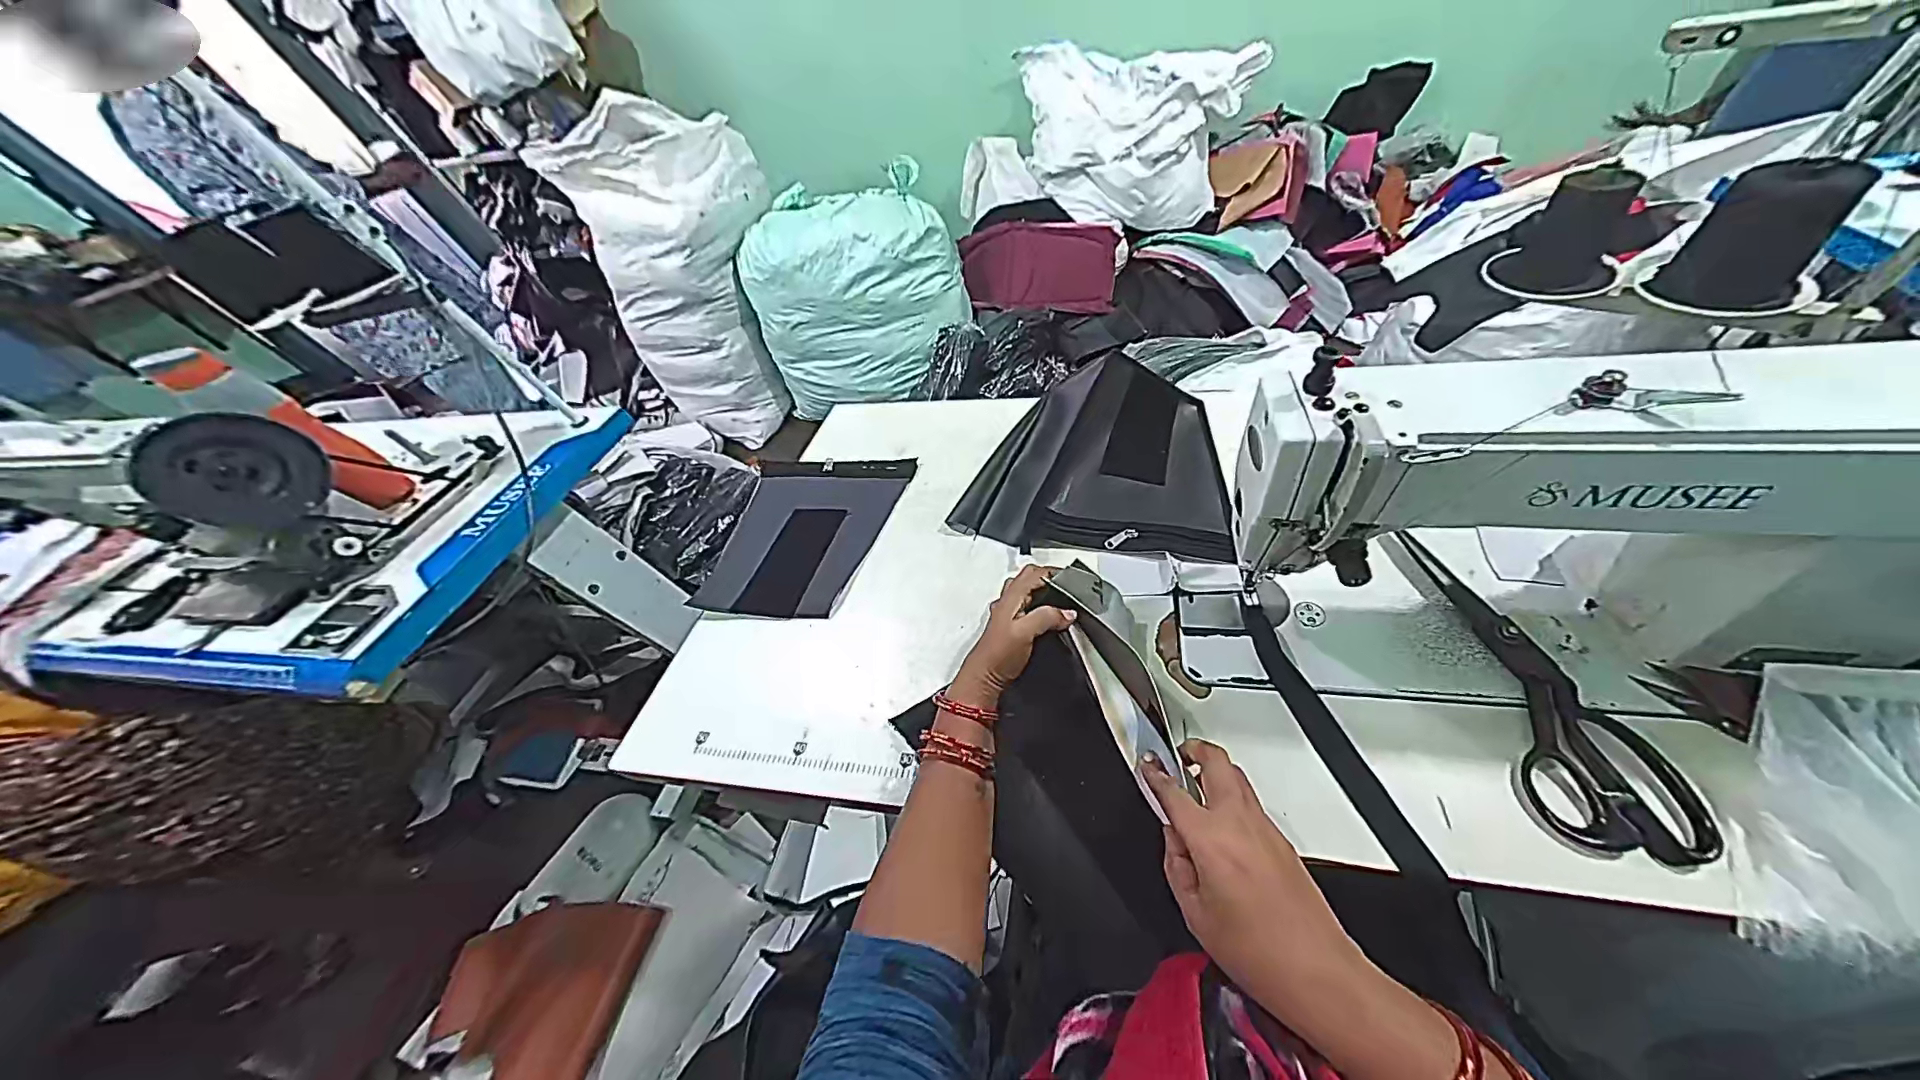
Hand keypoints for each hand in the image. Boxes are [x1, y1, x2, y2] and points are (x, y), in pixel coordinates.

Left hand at [949, 565, 1075, 706]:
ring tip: (1059, 596)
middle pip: (1028, 578)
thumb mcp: (1025, 632)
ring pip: (1026, 592)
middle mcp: (1007, 603)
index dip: (1053, 572)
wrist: (985, 678)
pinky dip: (1040, 606)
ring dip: (1042, 590)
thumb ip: (1047, 617)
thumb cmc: (996, 656)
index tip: (1070, 577)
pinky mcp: (1011, 627)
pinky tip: (1047, 616)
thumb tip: (1067, 612)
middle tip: (1066, 583)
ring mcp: (1008, 614)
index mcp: (1011, 598)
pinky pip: (1026, 607)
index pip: (1033, 573)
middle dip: (1048, 577)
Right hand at [1142, 740, 1360, 1008]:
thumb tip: (1173, 840)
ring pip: (1238, 777)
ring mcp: (1265, 829)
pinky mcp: (1283, 841)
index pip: (1173, 790)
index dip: (1155, 773)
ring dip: (1215, 770)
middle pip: (1217, 761)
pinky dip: (1233, 797)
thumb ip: (1176, 865)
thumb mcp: (1194, 912)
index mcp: (1210, 838)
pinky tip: (1222, 820)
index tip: (1147, 766)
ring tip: (1197, 780)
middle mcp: (1240, 823)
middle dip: (1194, 749)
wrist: (1318, 972)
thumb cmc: (1261, 953)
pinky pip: (1252, 803)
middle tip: (1178, 754)